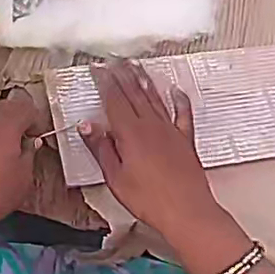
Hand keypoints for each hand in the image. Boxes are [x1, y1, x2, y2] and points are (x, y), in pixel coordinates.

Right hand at [80, 61, 227, 238]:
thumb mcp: (115, 177)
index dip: (104, 81)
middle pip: (134, 93)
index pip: (113, 99)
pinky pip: (182, 113)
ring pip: (154, 98)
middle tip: (113, 60)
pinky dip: (179, 99)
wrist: (187, 212)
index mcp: (131, 133)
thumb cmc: (150, 199)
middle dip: (122, 74)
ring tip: (135, 66)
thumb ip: (101, 148)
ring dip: (144, 80)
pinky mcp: (185, 140)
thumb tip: (87, 126)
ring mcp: (170, 131)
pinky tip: (175, 90)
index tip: (97, 69)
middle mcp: (151, 126)